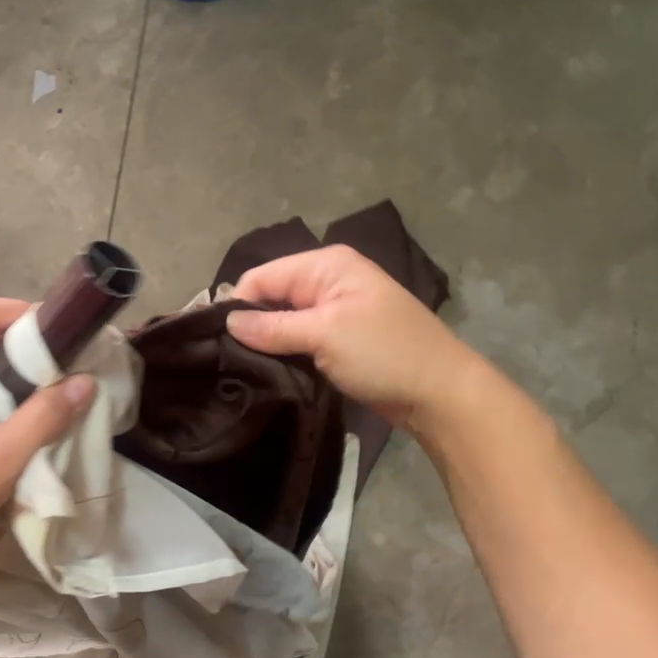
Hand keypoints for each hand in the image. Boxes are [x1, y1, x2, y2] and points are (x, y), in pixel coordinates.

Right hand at [227, 246, 482, 432]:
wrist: (437, 392)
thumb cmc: (384, 354)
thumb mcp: (324, 334)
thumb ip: (272, 326)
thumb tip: (226, 321)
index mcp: (326, 265)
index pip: (260, 277)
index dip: (238, 306)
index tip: (219, 343)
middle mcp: (326, 280)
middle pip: (268, 296)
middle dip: (249, 325)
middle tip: (230, 360)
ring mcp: (332, 311)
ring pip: (280, 321)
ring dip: (265, 343)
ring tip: (245, 369)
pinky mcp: (335, 339)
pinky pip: (295, 339)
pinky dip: (282, 353)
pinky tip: (270, 372)